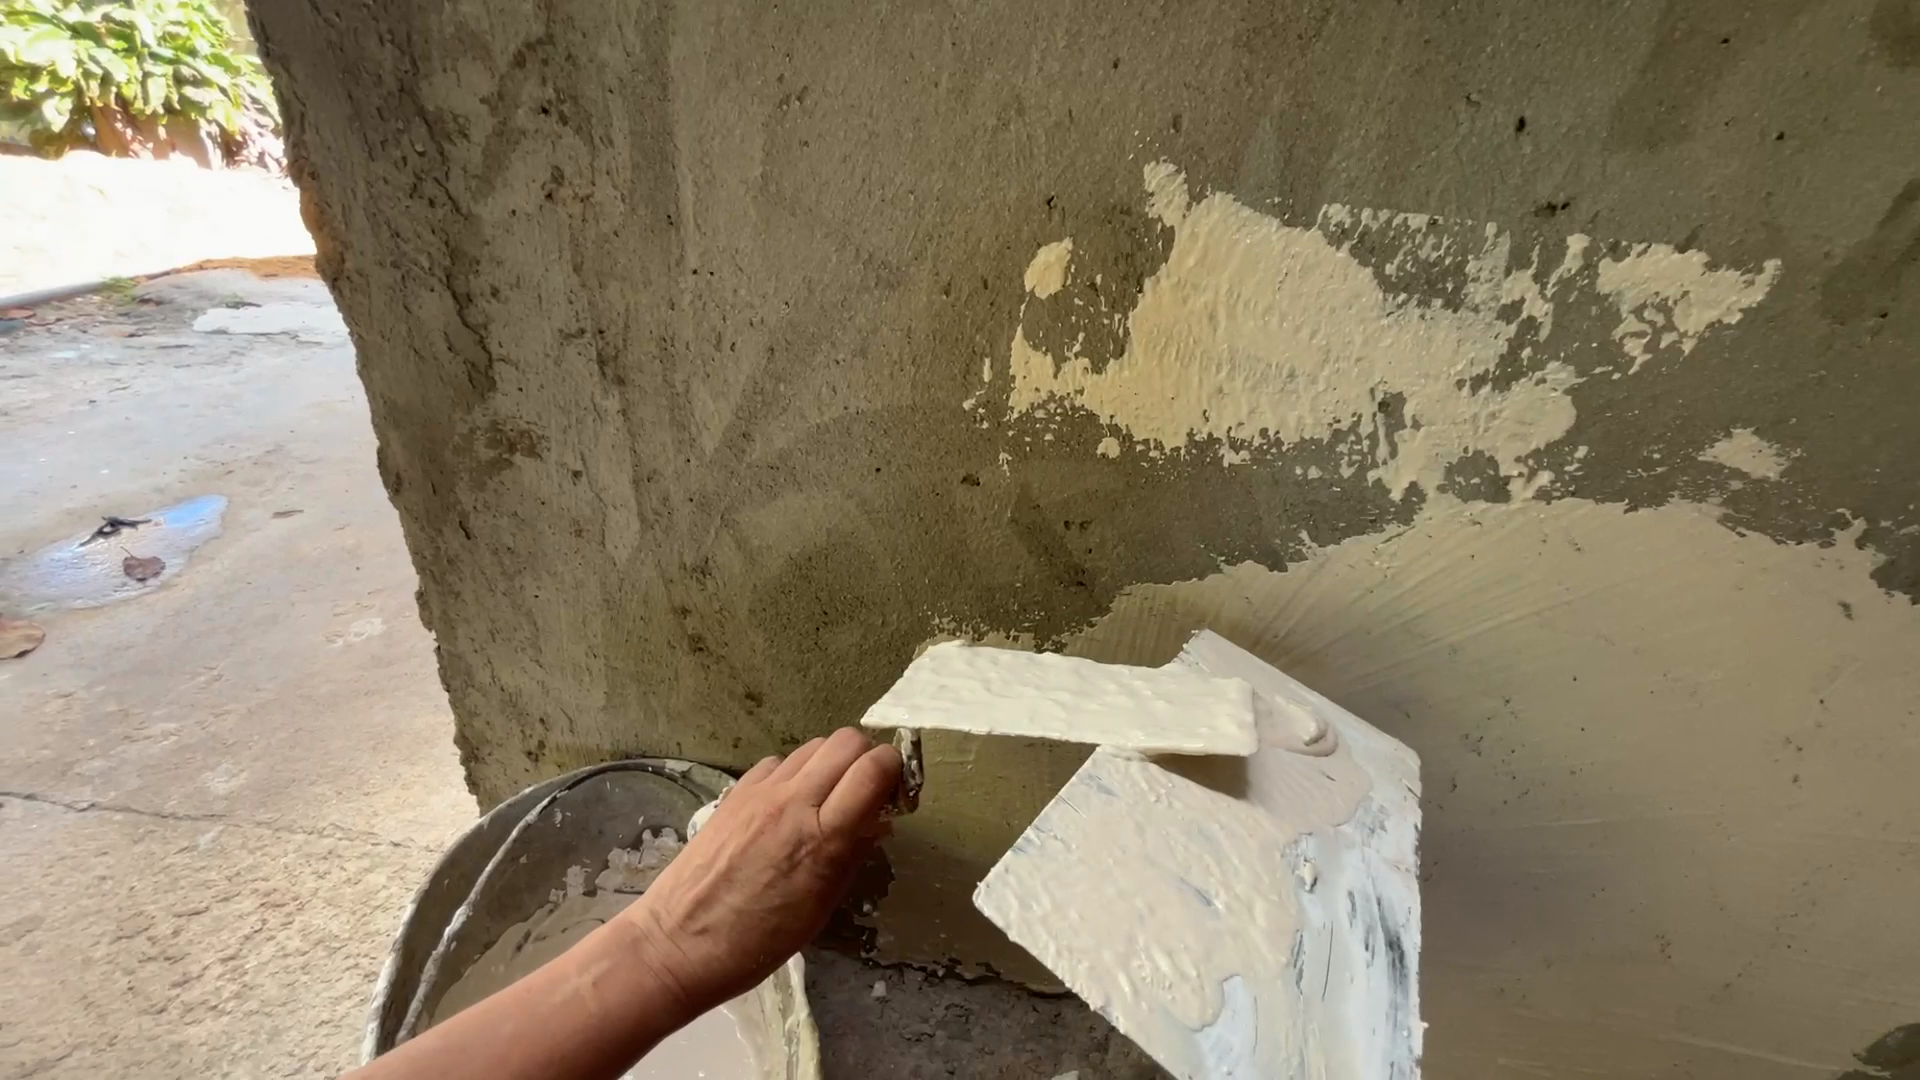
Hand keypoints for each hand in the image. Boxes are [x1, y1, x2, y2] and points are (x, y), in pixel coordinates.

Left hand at [618, 728, 901, 1013]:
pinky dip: (797, 773)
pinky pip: (781, 761)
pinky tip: (790, 803)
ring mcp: (762, 790)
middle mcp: (794, 801)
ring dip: (833, 762)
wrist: (676, 944)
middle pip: (848, 740)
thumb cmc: (758, 942)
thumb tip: (880, 819)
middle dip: (867, 757)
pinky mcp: (737, 789)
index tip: (896, 792)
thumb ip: (854, 853)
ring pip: (816, 745)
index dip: (895, 770)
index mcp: (823, 836)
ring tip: (829, 796)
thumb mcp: (822, 906)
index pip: (875, 768)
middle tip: (866, 789)